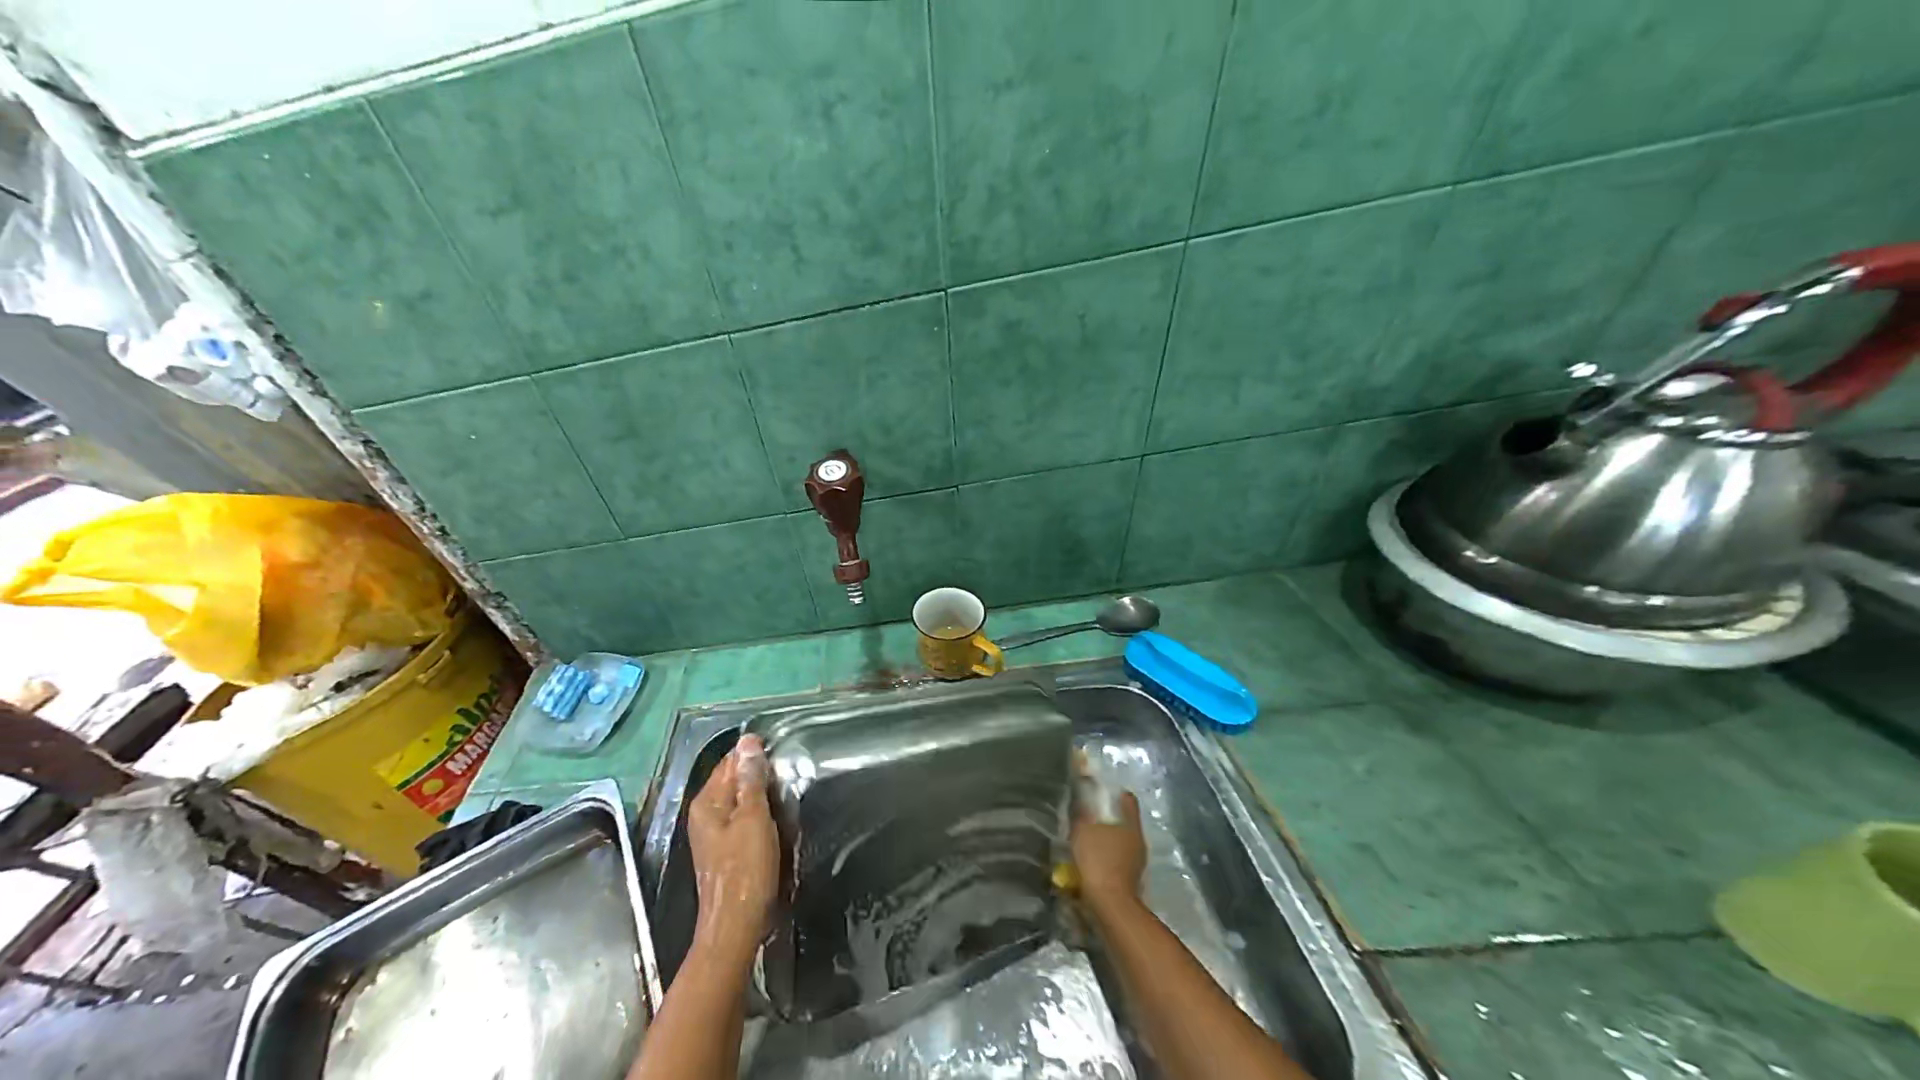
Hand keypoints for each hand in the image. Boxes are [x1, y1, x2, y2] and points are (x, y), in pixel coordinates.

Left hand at [687, 734, 779, 964]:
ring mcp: (715, 833)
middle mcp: (706, 814)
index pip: (731, 761)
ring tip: (789, 796)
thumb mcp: (753, 818)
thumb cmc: (746, 869)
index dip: (757, 755)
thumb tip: (748, 742)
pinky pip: (746, 820)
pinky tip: (779, 821)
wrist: (737, 925)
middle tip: (792, 776)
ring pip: (743, 801)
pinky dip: (762, 816)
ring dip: (765, 797)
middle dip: (762, 776)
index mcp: (707, 802)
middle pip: (736, 780)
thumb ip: (751, 779)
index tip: (785, 755)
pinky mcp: (727, 850)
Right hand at [1070, 788, 1145, 918]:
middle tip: (1087, 819)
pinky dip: (1105, 861)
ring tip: (1084, 843)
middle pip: (1124, 823)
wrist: (1110, 906)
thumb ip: (1081, 814)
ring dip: (1105, 843)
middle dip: (1107, 820)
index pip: (1128, 800)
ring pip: (1120, 844)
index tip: (1103, 792)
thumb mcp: (1083, 831)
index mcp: (1131, 826)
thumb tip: (1081, 798)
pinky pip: (1116, 863)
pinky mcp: (1130, 881)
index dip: (1117, 793)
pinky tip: (1089, 865)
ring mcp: (1137, 863)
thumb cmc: (1099, 861)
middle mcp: (1138, 842)